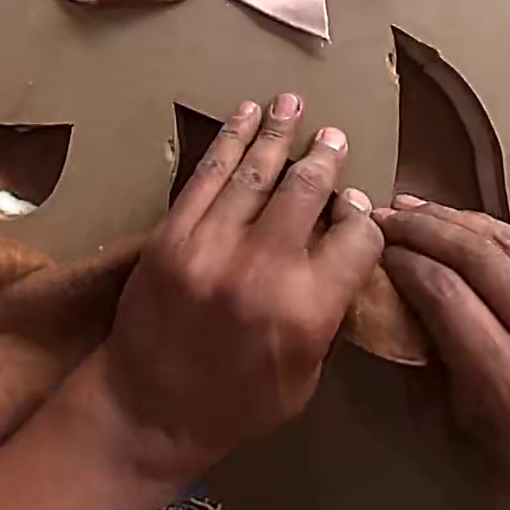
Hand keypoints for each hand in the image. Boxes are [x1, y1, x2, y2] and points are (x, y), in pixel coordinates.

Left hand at [94, 93, 384, 485]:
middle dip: (325, 158)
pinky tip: (246, 115)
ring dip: (278, 132)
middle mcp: (263, 270)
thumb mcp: (305, 374)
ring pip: (256, 172)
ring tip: (293, 102)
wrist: (147, 407)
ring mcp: (211, 245)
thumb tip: (341, 241)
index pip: (356, 240)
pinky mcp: (172, 233)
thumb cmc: (237, 402)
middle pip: (307, 192)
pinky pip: (207, 174)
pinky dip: (230, 140)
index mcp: (306, 311)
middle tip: (334, 136)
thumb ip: (329, 307)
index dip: (361, 216)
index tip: (357, 203)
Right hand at [377, 197, 509, 509]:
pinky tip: (468, 225)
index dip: (405, 261)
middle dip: (426, 228)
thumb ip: (420, 358)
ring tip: (420, 209)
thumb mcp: (449, 436)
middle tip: (388, 214)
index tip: (375, 247)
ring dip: (460, 220)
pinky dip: (502, 235)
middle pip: (485, 261)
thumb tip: (389, 285)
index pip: (450, 297)